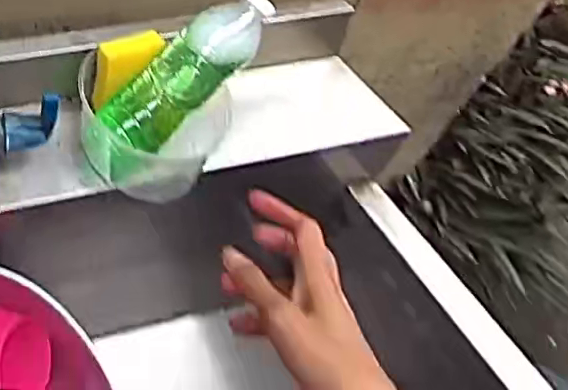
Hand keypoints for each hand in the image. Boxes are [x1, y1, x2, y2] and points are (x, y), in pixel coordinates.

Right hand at [221, 190, 394, 389]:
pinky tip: (245, 321)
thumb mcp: (282, 316)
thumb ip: (254, 283)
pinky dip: (262, 311)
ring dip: (259, 279)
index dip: (279, 209)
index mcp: (319, 280)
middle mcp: (323, 294)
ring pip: (287, 285)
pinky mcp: (317, 342)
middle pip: (297, 253)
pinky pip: (285, 314)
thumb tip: (232, 255)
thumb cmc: (335, 367)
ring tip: (234, 281)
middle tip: (249, 235)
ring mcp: (322, 318)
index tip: (256, 199)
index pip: (303, 229)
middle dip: (269, 241)